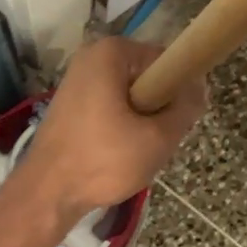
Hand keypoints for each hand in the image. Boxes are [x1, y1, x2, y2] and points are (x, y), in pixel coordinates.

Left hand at [10, 38, 207, 220]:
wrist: (47, 193)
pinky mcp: (70, 104)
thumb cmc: (103, 161)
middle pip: (147, 77)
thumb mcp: (158, 137)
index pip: (165, 60)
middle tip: (158, 139)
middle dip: (158, 108)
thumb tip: (199, 86)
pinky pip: (110, 106)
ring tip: (138, 149)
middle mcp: (91, 57)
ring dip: (141, 121)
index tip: (182, 120)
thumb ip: (186, 108)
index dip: (180, 90)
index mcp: (110, 53)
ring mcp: (77, 80)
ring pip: (130, 96)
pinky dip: (121, 126)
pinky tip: (119, 153)